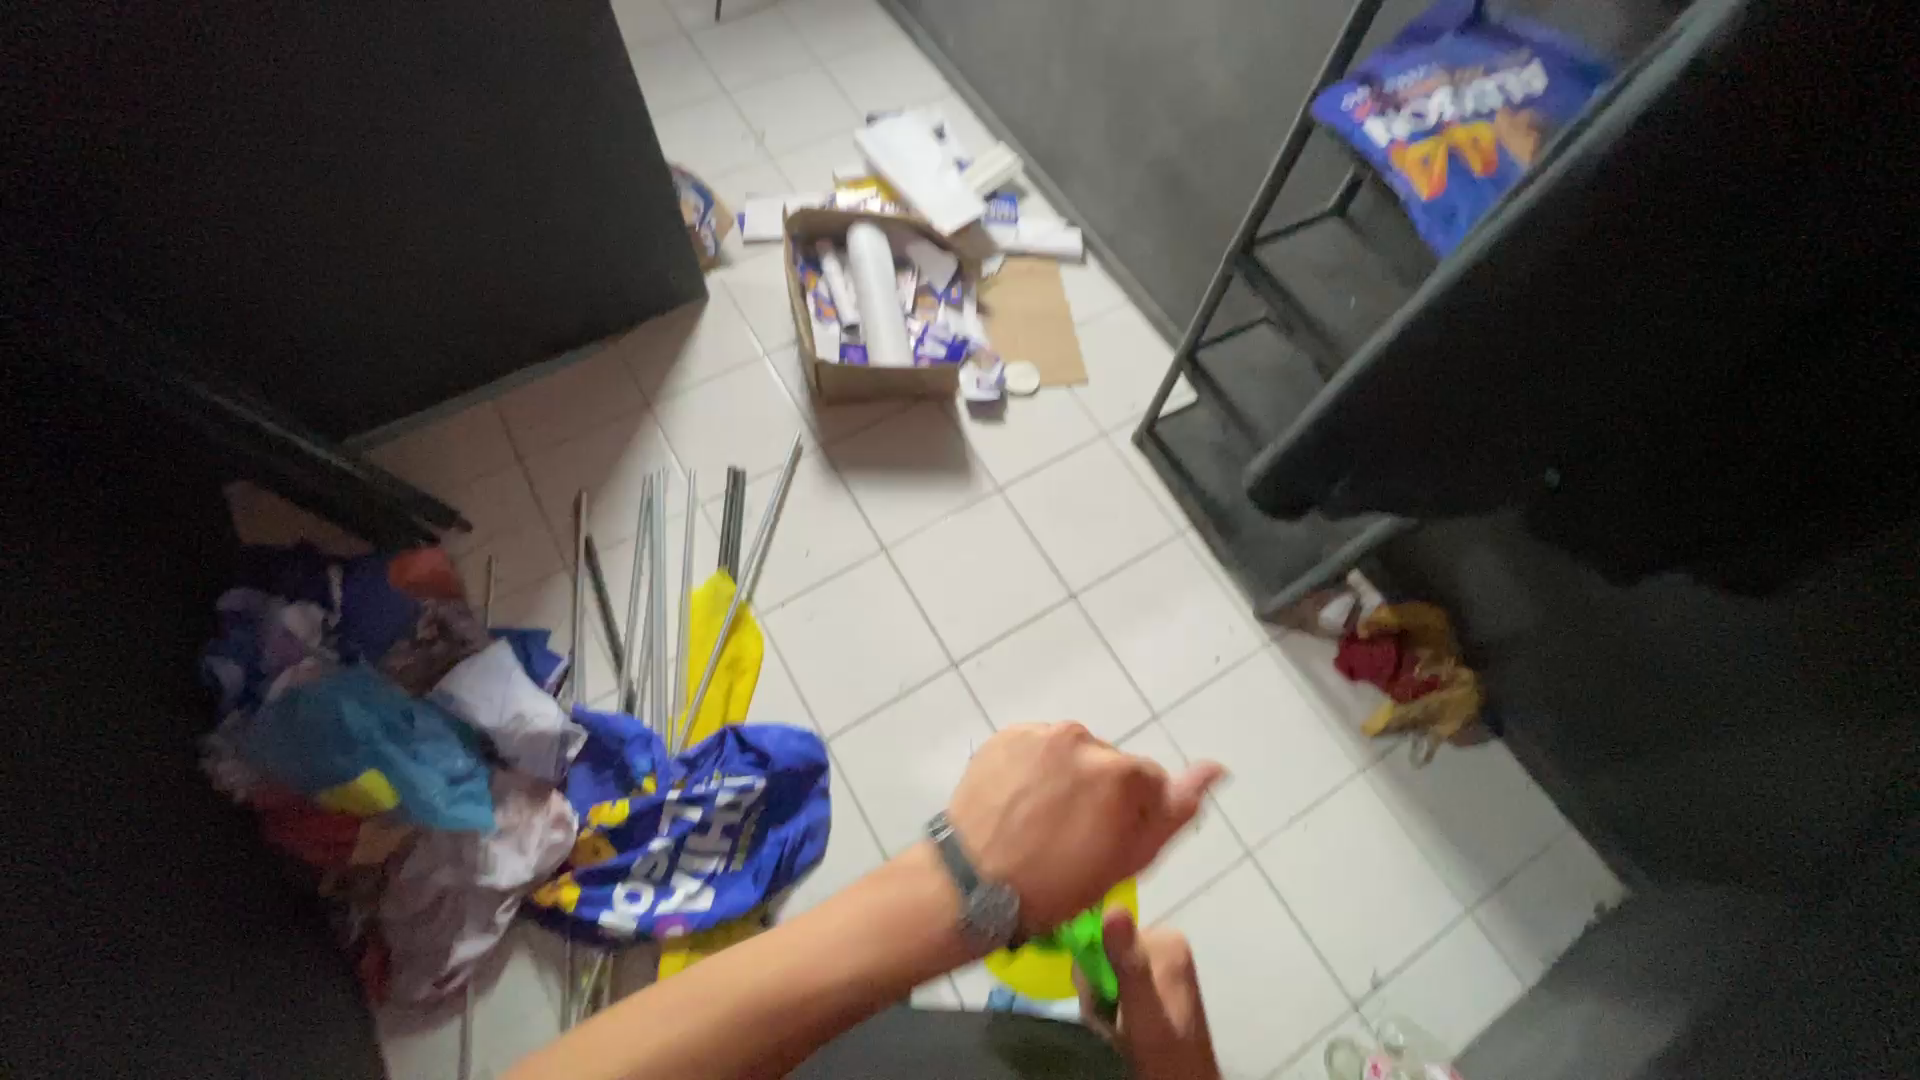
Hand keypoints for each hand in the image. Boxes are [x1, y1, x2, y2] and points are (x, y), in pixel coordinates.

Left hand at [944, 722, 1223, 932]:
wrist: (972, 883)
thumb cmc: (1057, 885)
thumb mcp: (1127, 860)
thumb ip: (1173, 812)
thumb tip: (1215, 768)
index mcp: (1119, 771)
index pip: (1149, 783)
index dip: (1133, 815)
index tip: (1106, 841)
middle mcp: (1083, 738)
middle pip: (1109, 764)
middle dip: (1100, 791)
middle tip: (1071, 833)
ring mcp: (1040, 733)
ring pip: (1072, 753)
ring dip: (1068, 776)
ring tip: (1041, 817)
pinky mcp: (1007, 734)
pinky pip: (1037, 747)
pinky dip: (1035, 768)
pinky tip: (1019, 800)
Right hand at [1079, 910, 1220, 1079]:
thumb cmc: (1165, 1052)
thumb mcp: (1142, 1007)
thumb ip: (1128, 960)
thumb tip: (1112, 907)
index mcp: (1166, 939)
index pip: (1105, 932)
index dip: (1091, 965)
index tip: (1096, 997)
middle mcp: (1163, 944)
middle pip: (1104, 950)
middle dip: (1096, 987)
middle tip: (1105, 1021)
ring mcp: (1158, 965)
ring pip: (1105, 969)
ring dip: (1099, 1001)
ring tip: (1112, 1029)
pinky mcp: (1152, 984)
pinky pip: (1114, 983)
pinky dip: (1108, 1007)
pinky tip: (1117, 1028)